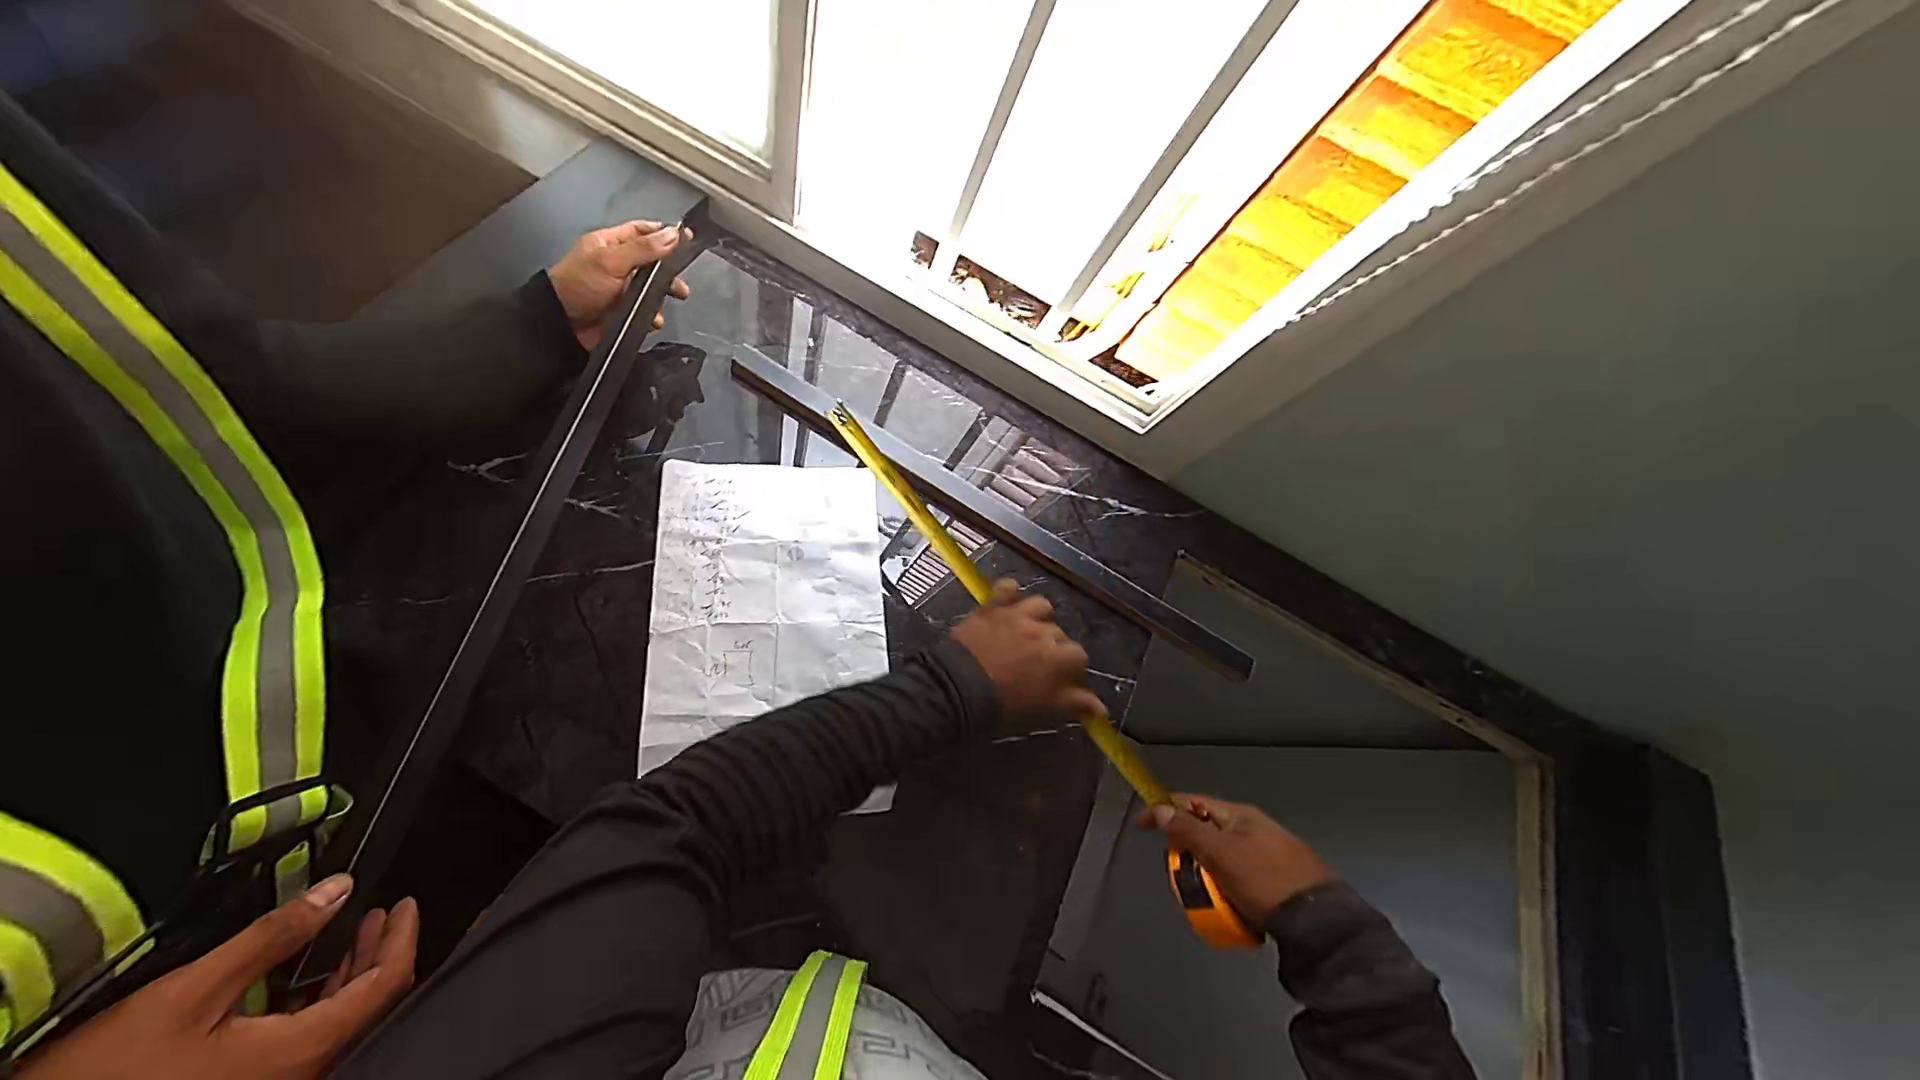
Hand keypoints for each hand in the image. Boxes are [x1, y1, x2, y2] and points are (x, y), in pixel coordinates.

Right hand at [18, 874, 417, 1079]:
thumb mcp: (189, 995)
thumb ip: (273, 937)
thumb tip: (337, 888)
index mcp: (303, 1050)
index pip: (388, 981)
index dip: (403, 936)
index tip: (407, 905)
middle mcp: (300, 1073)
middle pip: (368, 1001)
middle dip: (378, 951)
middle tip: (382, 913)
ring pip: (335, 1021)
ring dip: (347, 973)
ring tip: (351, 932)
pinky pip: (301, 1041)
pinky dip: (313, 1002)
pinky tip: (302, 979)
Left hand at [547, 220, 693, 347]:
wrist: (564, 324)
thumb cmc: (582, 285)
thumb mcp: (612, 261)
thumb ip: (644, 249)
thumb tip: (674, 234)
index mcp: (610, 243)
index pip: (641, 231)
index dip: (662, 233)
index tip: (685, 239)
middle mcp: (619, 264)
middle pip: (653, 262)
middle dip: (669, 272)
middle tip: (681, 281)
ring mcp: (623, 288)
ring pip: (654, 288)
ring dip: (664, 295)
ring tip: (672, 300)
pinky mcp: (626, 310)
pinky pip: (648, 310)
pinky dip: (654, 315)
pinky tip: (653, 319)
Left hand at [949, 579, 1101, 719]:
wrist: (959, 687)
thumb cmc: (1003, 702)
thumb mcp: (1042, 708)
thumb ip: (1073, 703)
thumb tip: (1101, 708)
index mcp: (1057, 656)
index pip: (1079, 656)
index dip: (1072, 667)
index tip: (1061, 678)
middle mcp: (1042, 630)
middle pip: (1058, 633)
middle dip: (1053, 646)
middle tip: (1038, 662)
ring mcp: (1017, 615)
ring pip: (1040, 605)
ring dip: (1038, 617)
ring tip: (1028, 630)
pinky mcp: (992, 607)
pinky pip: (1006, 588)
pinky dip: (1009, 592)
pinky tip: (1008, 599)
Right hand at [1140, 794, 1336, 924]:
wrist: (1320, 925)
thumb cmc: (1265, 881)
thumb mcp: (1220, 854)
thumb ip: (1187, 830)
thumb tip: (1159, 809)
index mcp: (1239, 814)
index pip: (1191, 802)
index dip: (1163, 811)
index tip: (1143, 827)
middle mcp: (1254, 827)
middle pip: (1205, 830)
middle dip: (1187, 849)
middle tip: (1181, 872)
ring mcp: (1269, 852)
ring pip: (1221, 855)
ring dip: (1207, 872)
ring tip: (1207, 895)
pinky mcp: (1278, 879)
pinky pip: (1239, 875)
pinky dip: (1227, 886)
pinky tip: (1230, 904)